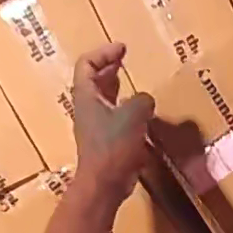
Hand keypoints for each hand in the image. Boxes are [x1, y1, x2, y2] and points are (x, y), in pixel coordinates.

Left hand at [71, 43, 153, 205]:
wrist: (104, 183)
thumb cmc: (114, 146)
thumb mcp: (133, 115)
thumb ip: (141, 100)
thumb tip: (145, 101)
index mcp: (86, 96)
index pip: (87, 64)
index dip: (103, 53)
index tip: (122, 49)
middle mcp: (87, 109)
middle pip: (94, 81)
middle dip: (109, 68)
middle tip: (124, 61)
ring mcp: (95, 127)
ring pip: (104, 101)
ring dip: (118, 91)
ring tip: (134, 86)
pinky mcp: (105, 143)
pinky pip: (114, 120)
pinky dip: (126, 112)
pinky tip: (142, 116)